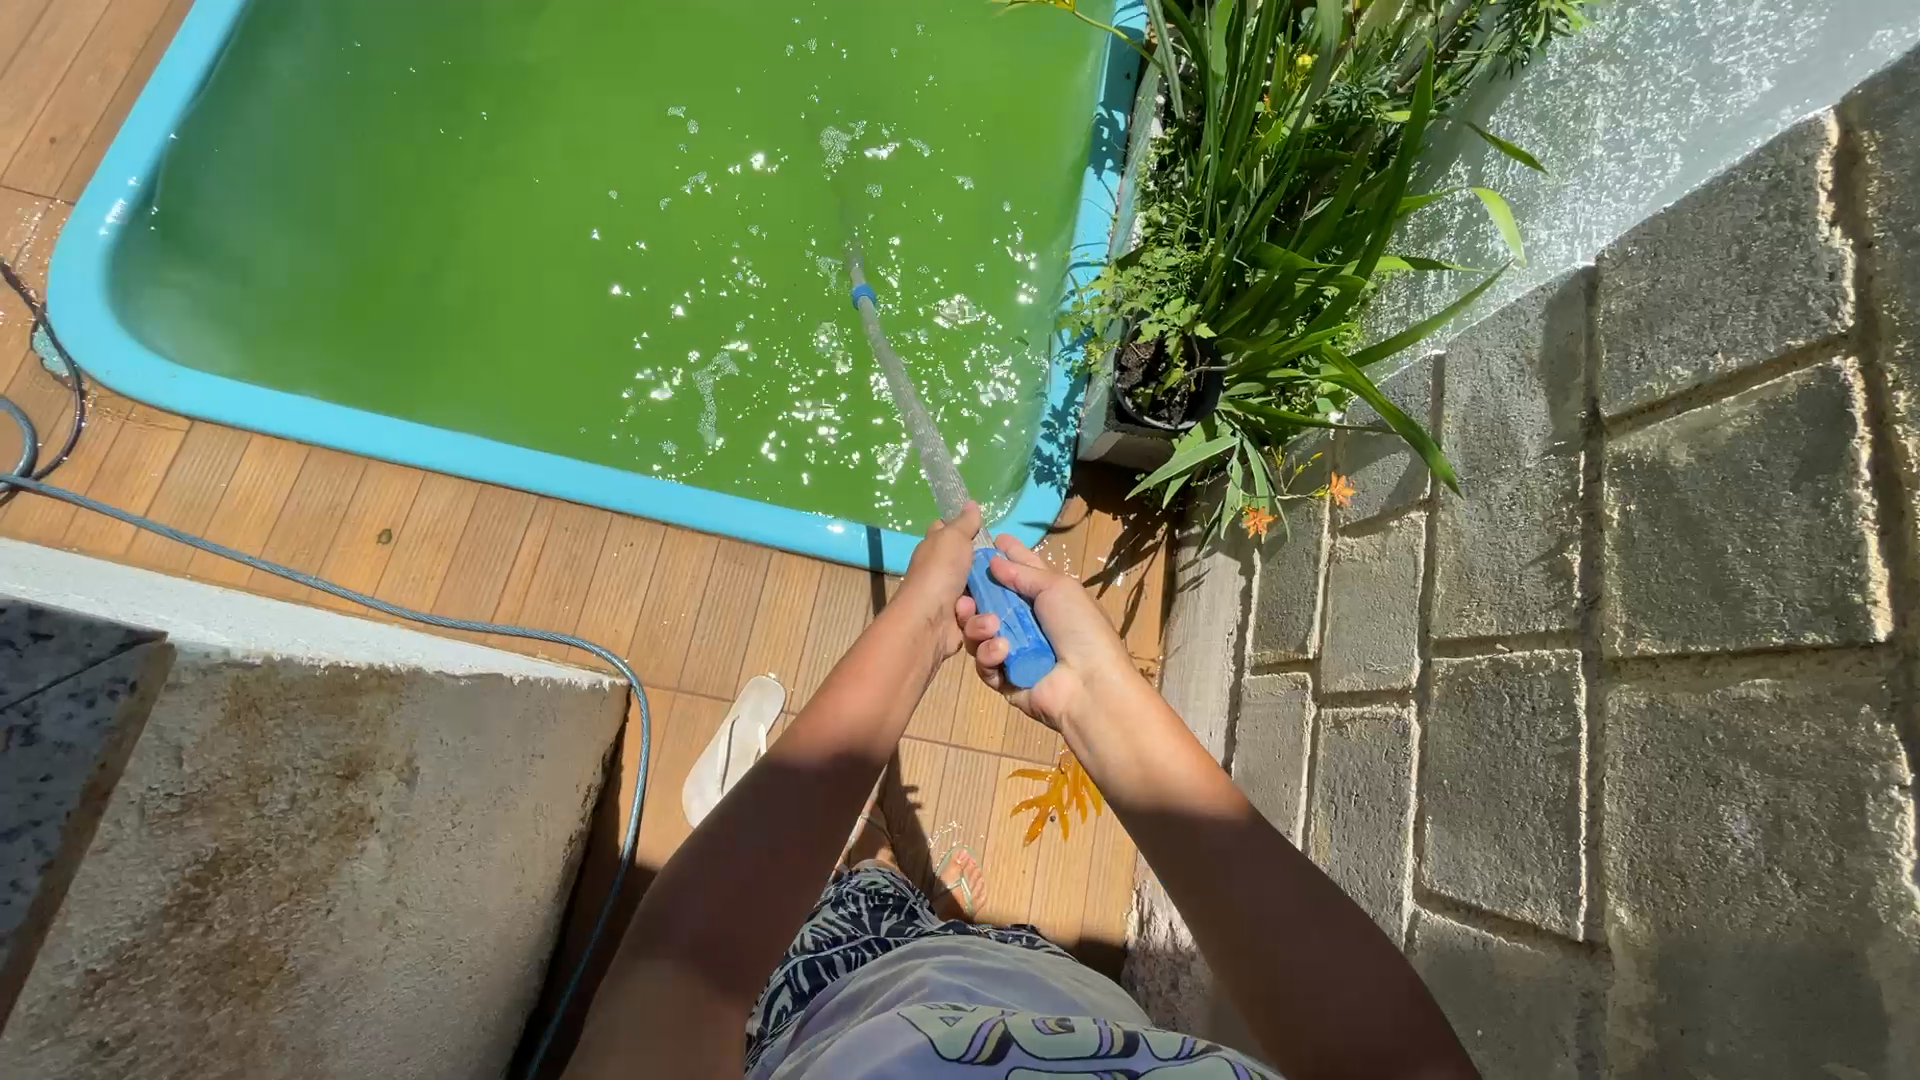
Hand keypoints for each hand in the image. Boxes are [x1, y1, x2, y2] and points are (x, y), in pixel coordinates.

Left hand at [897, 502, 981, 660]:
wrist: (929, 621)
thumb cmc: (939, 572)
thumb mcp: (953, 537)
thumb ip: (965, 522)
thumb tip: (970, 502)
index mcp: (935, 549)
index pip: (949, 533)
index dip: (965, 530)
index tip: (985, 533)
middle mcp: (940, 573)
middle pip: (972, 565)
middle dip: (987, 570)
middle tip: (1003, 570)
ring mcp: (949, 599)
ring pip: (981, 593)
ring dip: (984, 599)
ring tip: (980, 602)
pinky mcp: (959, 623)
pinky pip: (980, 617)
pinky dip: (980, 620)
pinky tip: (979, 620)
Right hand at [956, 532, 1143, 732]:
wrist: (1089, 684)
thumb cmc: (1080, 628)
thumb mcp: (1058, 588)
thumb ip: (1023, 573)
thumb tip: (994, 561)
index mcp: (1046, 598)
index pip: (1021, 572)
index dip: (1006, 556)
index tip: (988, 541)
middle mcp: (1028, 623)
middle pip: (989, 603)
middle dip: (974, 597)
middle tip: (964, 595)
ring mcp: (1014, 651)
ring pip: (980, 633)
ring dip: (979, 626)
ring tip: (990, 625)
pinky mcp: (1005, 679)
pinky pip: (984, 664)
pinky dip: (989, 655)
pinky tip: (1002, 651)